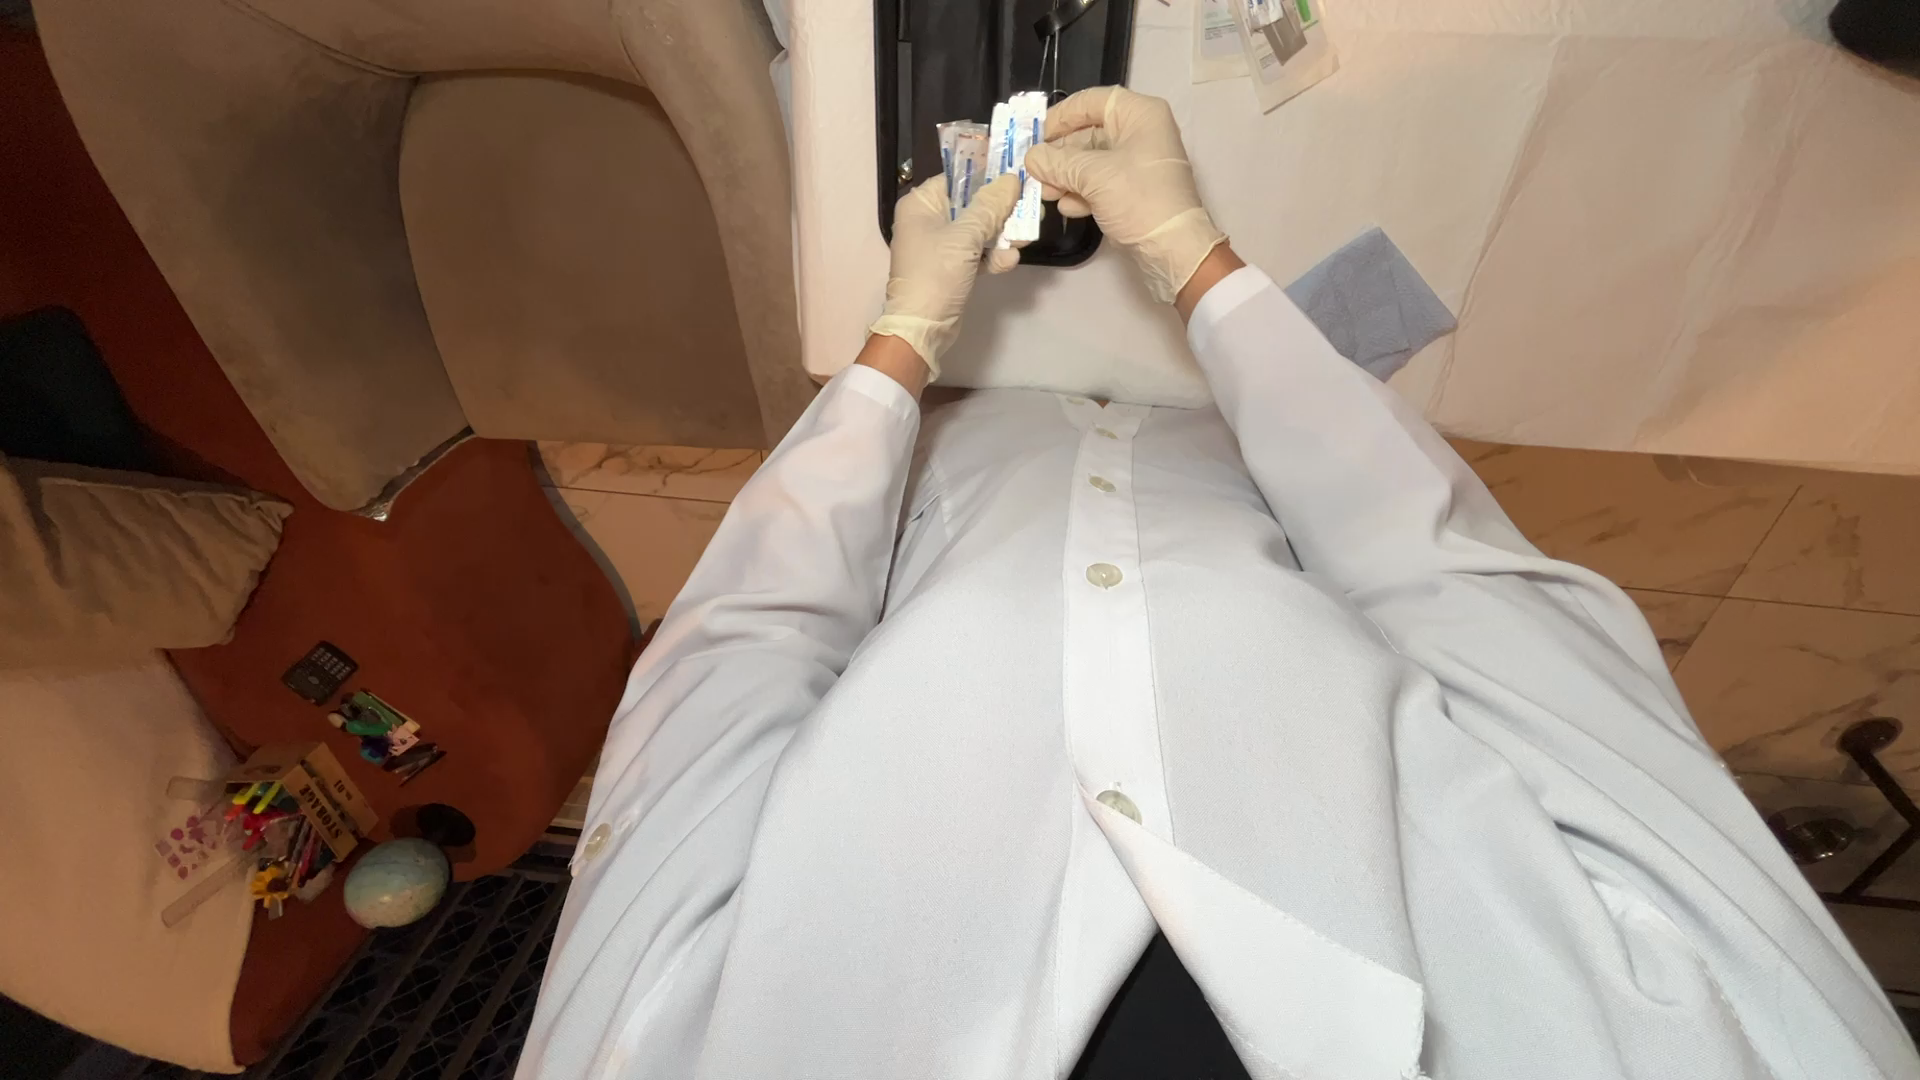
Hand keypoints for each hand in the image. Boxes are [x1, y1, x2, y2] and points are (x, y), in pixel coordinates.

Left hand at [868, 173, 1022, 377]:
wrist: (922, 329)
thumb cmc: (936, 275)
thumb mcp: (965, 237)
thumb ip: (990, 207)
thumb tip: (1010, 180)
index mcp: (921, 204)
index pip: (958, 178)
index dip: (987, 176)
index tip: (1016, 175)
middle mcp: (929, 221)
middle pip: (972, 204)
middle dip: (1001, 210)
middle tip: (1030, 208)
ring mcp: (941, 247)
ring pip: (978, 230)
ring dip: (1002, 235)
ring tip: (1024, 238)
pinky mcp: (952, 269)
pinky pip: (977, 254)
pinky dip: (993, 257)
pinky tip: (1009, 262)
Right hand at [1024, 87, 1226, 303]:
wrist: (1172, 248)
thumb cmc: (1139, 199)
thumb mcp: (1095, 176)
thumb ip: (1058, 163)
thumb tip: (1031, 158)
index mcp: (1138, 115)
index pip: (1093, 102)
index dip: (1062, 116)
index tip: (1036, 135)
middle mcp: (1139, 134)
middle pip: (1089, 135)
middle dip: (1060, 155)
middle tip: (1034, 171)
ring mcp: (1136, 166)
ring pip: (1091, 163)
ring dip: (1066, 177)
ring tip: (1045, 193)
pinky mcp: (1132, 193)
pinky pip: (1100, 186)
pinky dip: (1081, 194)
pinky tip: (1067, 207)